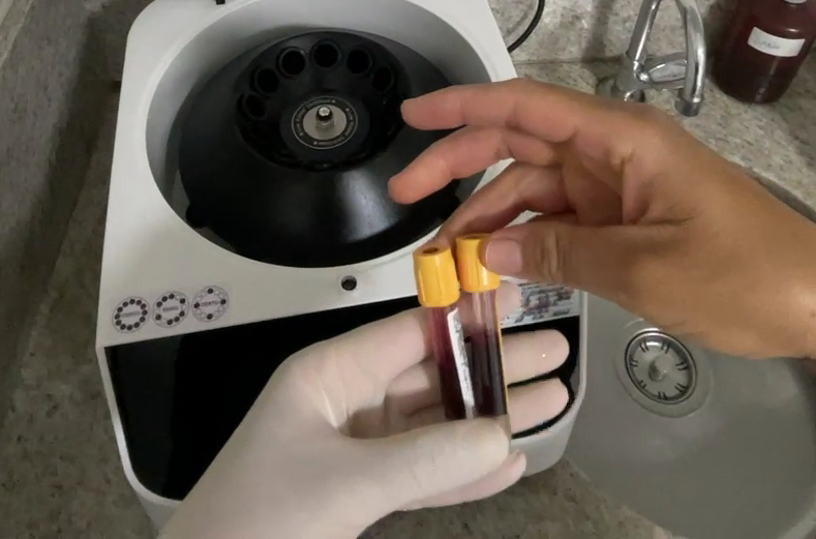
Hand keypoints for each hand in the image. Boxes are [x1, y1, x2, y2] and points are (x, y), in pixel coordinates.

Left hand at [160, 286, 570, 538]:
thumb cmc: (260, 519)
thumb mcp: (342, 483)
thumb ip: (424, 459)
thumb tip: (501, 435)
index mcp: (329, 375)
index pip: (407, 331)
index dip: (463, 314)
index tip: (514, 299)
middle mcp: (346, 401)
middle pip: (432, 375)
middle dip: (492, 365)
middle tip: (555, 349)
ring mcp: (354, 449)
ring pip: (434, 425)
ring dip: (490, 418)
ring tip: (552, 399)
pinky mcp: (359, 493)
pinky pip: (422, 473)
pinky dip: (464, 470)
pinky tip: (509, 462)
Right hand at [387, 79, 815, 369]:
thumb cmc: (748, 274)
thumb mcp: (646, 269)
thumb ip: (559, 253)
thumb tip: (487, 249)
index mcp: (621, 137)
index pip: (525, 105)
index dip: (463, 105)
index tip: (415, 113)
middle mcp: (612, 150)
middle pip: (518, 141)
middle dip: (458, 162)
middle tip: (406, 193)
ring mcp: (616, 184)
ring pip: (531, 185)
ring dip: (487, 213)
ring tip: (443, 251)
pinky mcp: (622, 216)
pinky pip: (556, 217)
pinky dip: (523, 237)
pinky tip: (494, 260)